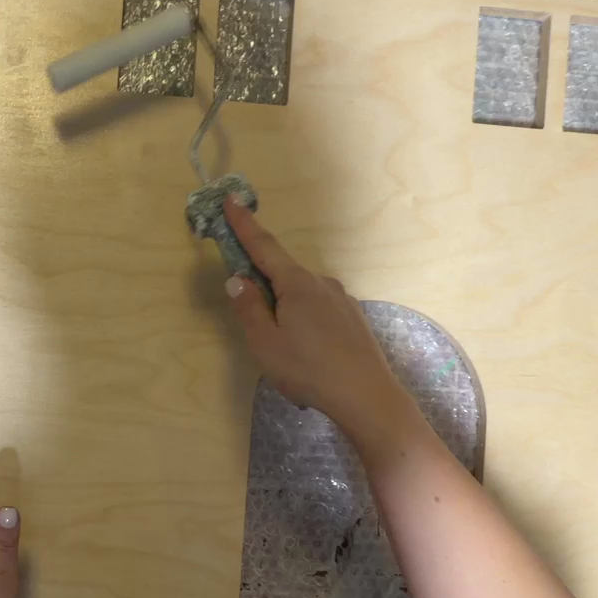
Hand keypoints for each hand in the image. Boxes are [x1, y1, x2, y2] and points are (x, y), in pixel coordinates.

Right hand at [222, 197, 409, 441]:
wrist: (366, 397)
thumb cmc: (308, 370)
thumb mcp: (265, 343)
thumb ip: (249, 308)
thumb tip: (238, 280)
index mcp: (296, 284)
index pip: (264, 246)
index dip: (244, 225)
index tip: (231, 200)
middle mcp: (321, 283)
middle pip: (282, 275)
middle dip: (262, 288)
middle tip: (253, 322)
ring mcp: (341, 300)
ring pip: (301, 297)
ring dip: (284, 313)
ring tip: (284, 355)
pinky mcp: (352, 319)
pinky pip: (317, 313)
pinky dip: (303, 326)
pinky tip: (306, 358)